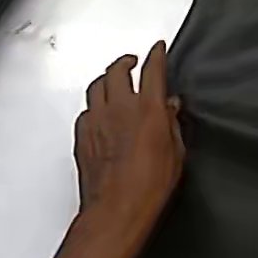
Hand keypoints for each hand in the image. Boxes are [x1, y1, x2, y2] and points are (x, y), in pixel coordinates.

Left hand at [33, 41, 185, 257]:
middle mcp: (120, 107)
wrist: (117, 209)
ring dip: (107, 78)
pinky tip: (99, 111)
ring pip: (96, 85)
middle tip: (132, 60)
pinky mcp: (82, 135)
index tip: (157, 48)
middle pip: (117, 69)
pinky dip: (93, 105)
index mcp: (148, 108)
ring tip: (113, 79)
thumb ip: (172, 124)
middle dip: (126, 60)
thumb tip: (170, 109)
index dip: (156, 54)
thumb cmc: (148, 186)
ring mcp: (97, 120)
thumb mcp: (176, 152)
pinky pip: (85, 110)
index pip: (152, 68)